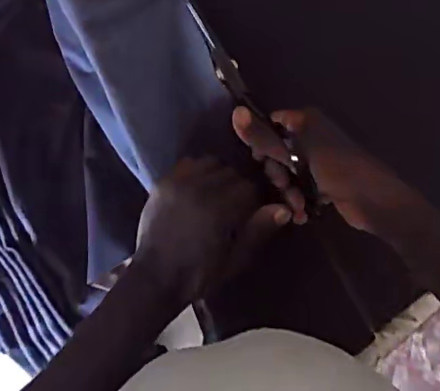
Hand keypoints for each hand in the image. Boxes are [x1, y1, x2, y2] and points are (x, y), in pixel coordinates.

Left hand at [132, 157, 290, 307]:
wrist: (155, 277)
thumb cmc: (198, 275)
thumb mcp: (234, 260)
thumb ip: (257, 231)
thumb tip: (284, 208)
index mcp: (218, 209)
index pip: (249, 188)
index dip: (254, 201)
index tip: (250, 214)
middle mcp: (199, 187)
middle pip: (231, 173)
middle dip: (238, 188)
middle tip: (234, 208)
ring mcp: (178, 180)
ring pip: (211, 163)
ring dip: (219, 175)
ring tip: (216, 196)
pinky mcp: (164, 179)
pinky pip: (189, 163)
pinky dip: (198, 171)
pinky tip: (198, 189)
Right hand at [233, 107, 430, 236]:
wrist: (377, 202)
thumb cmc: (337, 168)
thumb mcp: (297, 153)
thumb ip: (264, 137)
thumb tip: (235, 112)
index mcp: (306, 120)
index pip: (271, 122)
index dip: (261, 140)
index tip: (258, 160)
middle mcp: (311, 135)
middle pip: (278, 150)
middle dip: (277, 172)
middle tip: (282, 186)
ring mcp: (318, 160)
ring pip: (289, 172)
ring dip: (288, 190)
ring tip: (297, 207)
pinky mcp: (325, 183)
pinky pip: (302, 187)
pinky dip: (299, 199)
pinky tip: (302, 215)